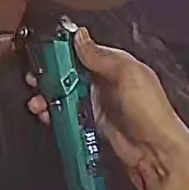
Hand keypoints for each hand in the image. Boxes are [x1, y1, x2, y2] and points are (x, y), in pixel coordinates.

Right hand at [27, 26, 188, 189]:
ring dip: (47, 96)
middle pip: (68, 74)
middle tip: (34, 79)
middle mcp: (104, 84)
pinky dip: (52, 113)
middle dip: (49, 76)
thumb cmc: (149, 112)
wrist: (154, 153)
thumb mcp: (128, 74)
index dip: (62, 52)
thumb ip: (101, 56)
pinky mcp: (89, 124)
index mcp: (116, 66)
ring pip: (63, 95)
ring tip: (37, 102)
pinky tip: (45, 114)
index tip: (43, 54)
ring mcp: (95, 105)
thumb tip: (80, 36)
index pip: (83, 52)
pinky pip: (65, 115)